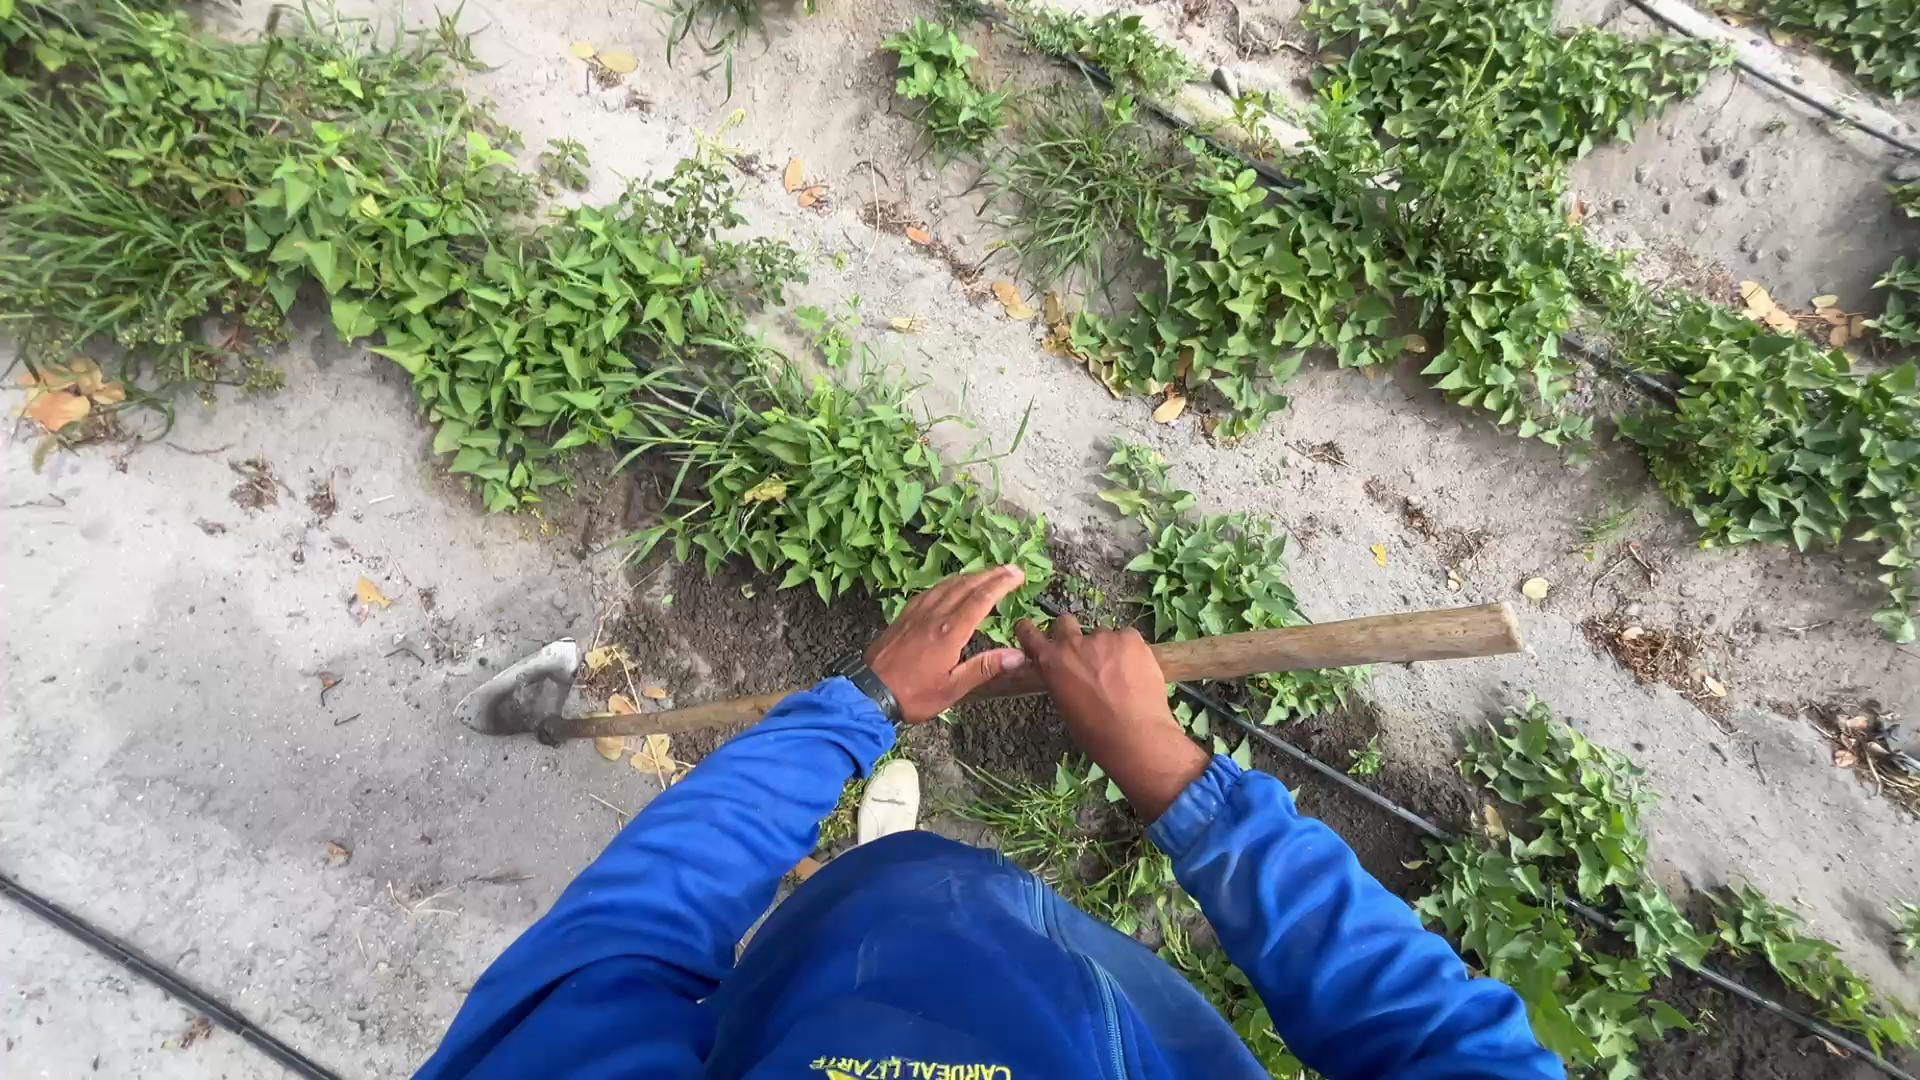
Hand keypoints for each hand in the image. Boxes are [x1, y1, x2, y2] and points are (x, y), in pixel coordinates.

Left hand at [864, 565, 1028, 722]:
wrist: (868, 692)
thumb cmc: (913, 695)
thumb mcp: (952, 688)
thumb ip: (984, 668)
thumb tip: (1018, 656)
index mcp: (949, 631)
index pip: (981, 599)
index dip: (1001, 584)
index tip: (1018, 575)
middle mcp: (934, 615)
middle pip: (966, 586)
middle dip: (990, 574)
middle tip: (1010, 568)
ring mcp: (917, 613)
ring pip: (947, 585)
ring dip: (970, 575)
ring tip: (987, 573)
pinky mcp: (904, 616)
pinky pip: (930, 591)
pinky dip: (947, 583)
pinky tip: (950, 586)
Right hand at [1013, 614, 1208, 822]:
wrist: (1134, 735)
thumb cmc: (1095, 732)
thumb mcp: (1065, 704)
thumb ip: (1062, 679)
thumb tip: (1070, 674)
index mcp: (1051, 662)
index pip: (1029, 634)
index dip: (1028, 630)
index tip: (1029, 629)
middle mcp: (1073, 643)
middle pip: (1065, 622)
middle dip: (1072, 633)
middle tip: (1086, 653)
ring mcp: (1103, 637)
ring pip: (1103, 635)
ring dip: (1108, 648)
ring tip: (1122, 673)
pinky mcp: (1130, 638)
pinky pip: (1128, 637)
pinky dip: (1131, 651)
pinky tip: (1137, 671)